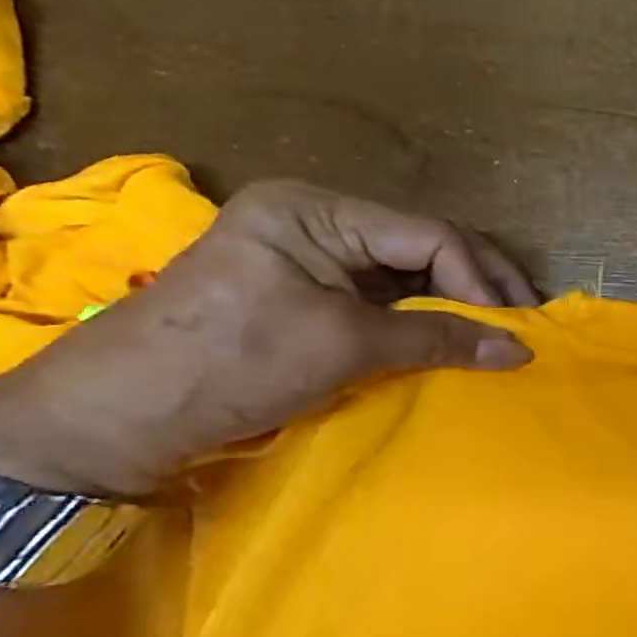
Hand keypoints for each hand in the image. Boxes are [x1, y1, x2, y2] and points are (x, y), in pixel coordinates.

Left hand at [0, 181, 540, 497]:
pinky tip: (459, 338)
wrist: (110, 425)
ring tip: (502, 332)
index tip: (515, 325)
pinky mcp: (313, 295)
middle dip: (479, 286)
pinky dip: (427, 320)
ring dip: (459, 304)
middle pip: (426, 248)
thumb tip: (522, 350)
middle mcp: (321, 223)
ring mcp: (316, 259)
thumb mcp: (345, 345)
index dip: (479, 279)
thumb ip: (440, 337)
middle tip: (526, 321)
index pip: (428, 236)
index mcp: (317, 211)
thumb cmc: (228, 365)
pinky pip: (389, 299)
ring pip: (412, 274)